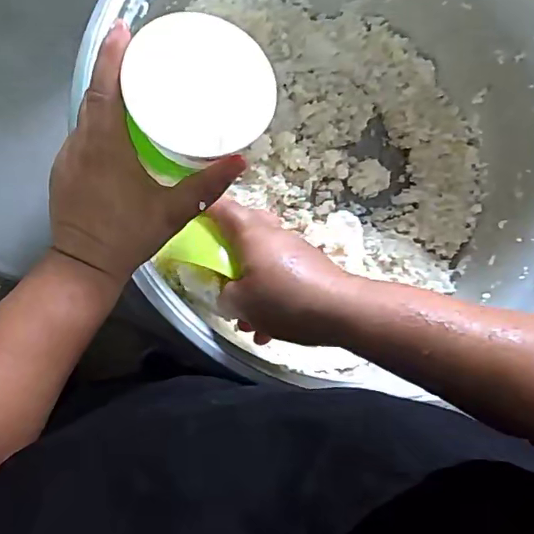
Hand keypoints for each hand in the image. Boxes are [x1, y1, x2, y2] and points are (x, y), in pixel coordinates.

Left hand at [49, 23, 245, 287]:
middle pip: (92, 95)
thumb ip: (207, 185)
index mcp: (104, 146)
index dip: (112, 56)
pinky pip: (80, 135)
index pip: (104, 89)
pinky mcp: (62, 171)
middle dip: (110, 68)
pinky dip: (95, 121)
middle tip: (135, 49)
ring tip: (129, 82)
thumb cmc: (127, 237)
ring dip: (102, 95)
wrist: (82, 266)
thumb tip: (240, 159)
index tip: (123, 29)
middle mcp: (80, 144)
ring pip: (84, 116)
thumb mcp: (173, 211)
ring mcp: (67, 158)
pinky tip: (113, 125)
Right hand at [207, 198, 356, 345]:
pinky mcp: (310, 269)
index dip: (202, 205)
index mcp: (250, 232)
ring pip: (261, 258)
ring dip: (249, 282)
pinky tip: (267, 329)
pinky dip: (269, 297)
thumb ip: (223, 294)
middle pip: (243, 227)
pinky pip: (279, 277)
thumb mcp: (239, 303)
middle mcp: (272, 234)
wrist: (344, 311)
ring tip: (243, 316)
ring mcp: (294, 250)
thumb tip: (226, 293)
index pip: (220, 206)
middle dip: (227, 244)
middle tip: (215, 263)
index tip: (188, 211)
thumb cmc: (284, 298)